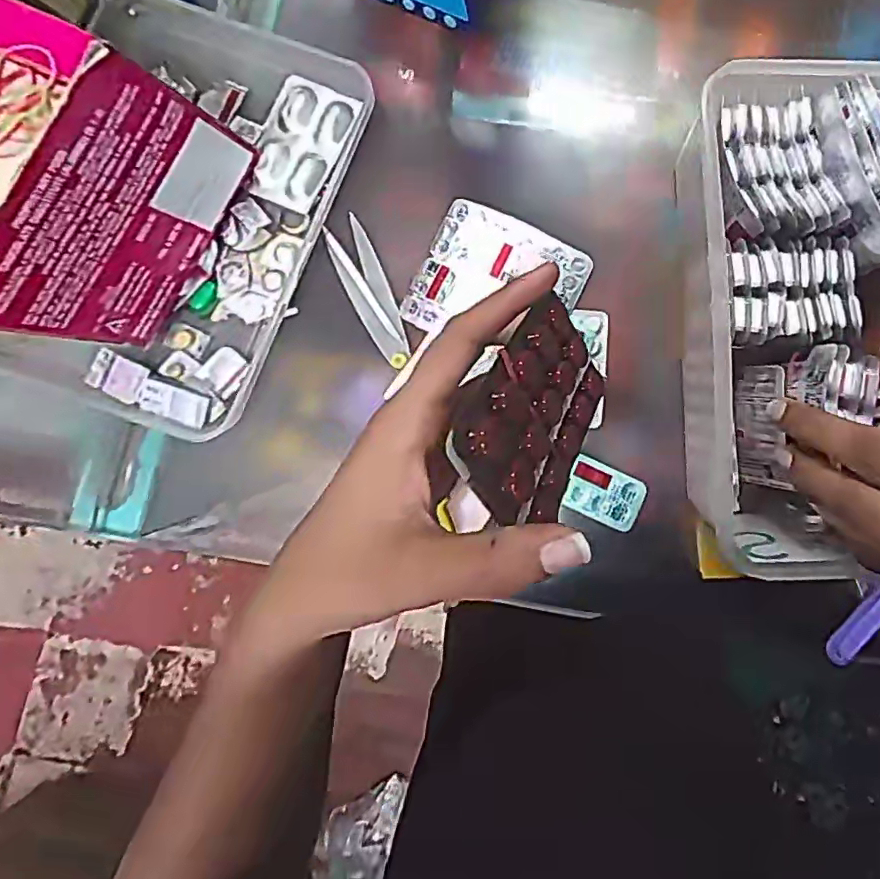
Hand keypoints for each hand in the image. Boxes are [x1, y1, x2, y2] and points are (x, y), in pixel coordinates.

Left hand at [232, 263, 590, 660]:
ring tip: (562, 364)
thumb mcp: (423, 571)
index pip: (456, 345)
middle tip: (567, 316)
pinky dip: (504, 416)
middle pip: (465, 355)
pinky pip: (469, 427)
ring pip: (469, 391)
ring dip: (510, 370)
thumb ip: (499, 561)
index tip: (544, 276)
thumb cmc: (346, 574)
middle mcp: (410, 421)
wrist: (300, 601)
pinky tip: (534, 432)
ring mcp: (414, 443)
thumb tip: (579, 544)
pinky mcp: (421, 466)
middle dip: (513, 325)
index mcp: (404, 424)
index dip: (501, 305)